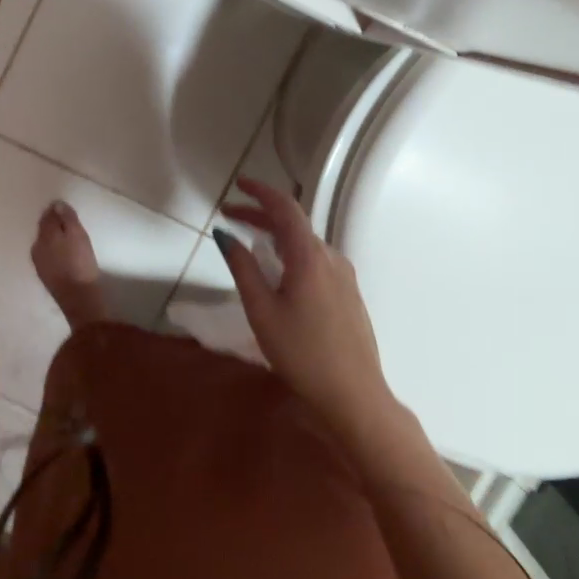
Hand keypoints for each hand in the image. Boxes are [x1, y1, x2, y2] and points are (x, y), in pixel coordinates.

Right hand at [216, 177, 395, 437]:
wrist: (353, 395)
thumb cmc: (301, 353)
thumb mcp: (261, 310)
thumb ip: (242, 267)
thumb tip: (225, 234)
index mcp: (309, 256)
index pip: (285, 207)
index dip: (260, 191)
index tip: (237, 183)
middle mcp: (331, 258)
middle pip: (294, 223)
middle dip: (261, 214)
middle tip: (229, 215)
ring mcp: (344, 276)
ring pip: (305, 242)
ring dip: (276, 234)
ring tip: (249, 240)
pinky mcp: (348, 294)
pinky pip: (316, 259)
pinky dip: (291, 252)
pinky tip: (278, 269)